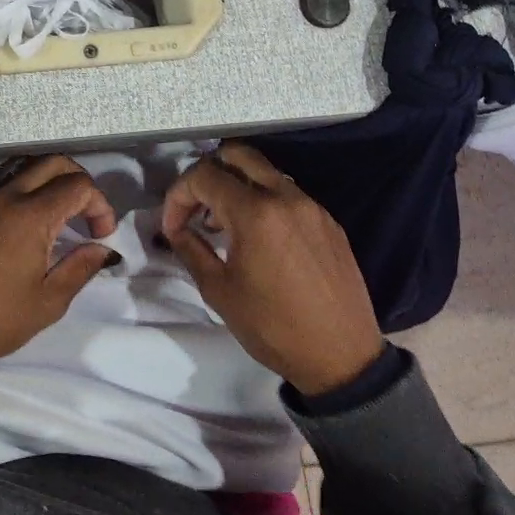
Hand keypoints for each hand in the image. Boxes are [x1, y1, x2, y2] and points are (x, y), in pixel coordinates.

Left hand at [0, 156, 118, 387]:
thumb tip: (103, 249)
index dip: (100, 206)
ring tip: (58, 209)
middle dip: (79, 181)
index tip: (100, 237)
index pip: (78, 186)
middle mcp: (5, 197)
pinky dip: (15, 180)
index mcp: (31, 217)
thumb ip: (80, 267)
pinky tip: (21, 208)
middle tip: (86, 215)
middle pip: (52, 163)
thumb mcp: (48, 301)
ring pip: (21, 163)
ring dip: (47, 176)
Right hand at [161, 142, 384, 396]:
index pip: (203, 176)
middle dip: (206, 174)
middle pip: (236, 155)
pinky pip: (287, 194)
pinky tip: (257, 237)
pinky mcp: (328, 222)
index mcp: (255, 213)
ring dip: (235, 185)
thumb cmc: (273, 327)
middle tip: (195, 208)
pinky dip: (262, 200)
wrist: (342, 359)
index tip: (172, 226)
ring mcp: (312, 207)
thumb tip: (176, 230)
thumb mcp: (218, 290)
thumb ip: (190, 249)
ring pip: (264, 172)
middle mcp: (286, 197)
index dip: (178, 196)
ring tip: (223, 225)